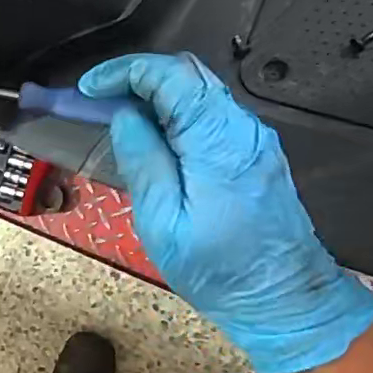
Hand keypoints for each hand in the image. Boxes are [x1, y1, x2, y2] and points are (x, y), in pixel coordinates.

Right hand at [77, 52, 372, 372]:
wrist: (285, 300)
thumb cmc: (218, 269)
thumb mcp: (162, 221)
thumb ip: (143, 162)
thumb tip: (123, 117)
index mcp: (218, 144)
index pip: (173, 77)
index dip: (124, 72)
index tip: (87, 89)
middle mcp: (242, 129)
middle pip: (188, 74)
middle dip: (134, 76)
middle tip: (92, 100)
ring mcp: (252, 139)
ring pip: (198, 90)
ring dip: (150, 92)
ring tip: (109, 114)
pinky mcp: (251, 151)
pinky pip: (207, 112)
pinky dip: (170, 109)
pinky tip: (145, 131)